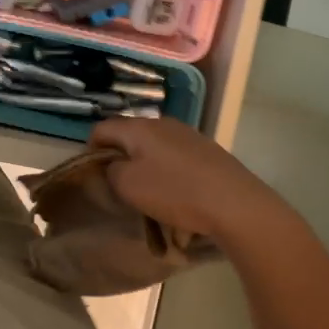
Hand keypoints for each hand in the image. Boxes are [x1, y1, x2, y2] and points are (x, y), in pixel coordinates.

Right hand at [90, 116, 295, 245]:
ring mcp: (189, 135)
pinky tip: (179, 194)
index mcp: (139, 127)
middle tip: (121, 186)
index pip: (102, 129)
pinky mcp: (209, 151)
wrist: (237, 205)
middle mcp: (163, 123)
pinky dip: (170, 172)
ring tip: (151, 193)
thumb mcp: (128, 186)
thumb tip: (113, 166)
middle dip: (121, 158)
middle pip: (130, 136)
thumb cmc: (175, 192)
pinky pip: (177, 157)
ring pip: (154, 147)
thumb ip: (111, 171)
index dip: (91, 151)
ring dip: (146, 166)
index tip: (95, 176)